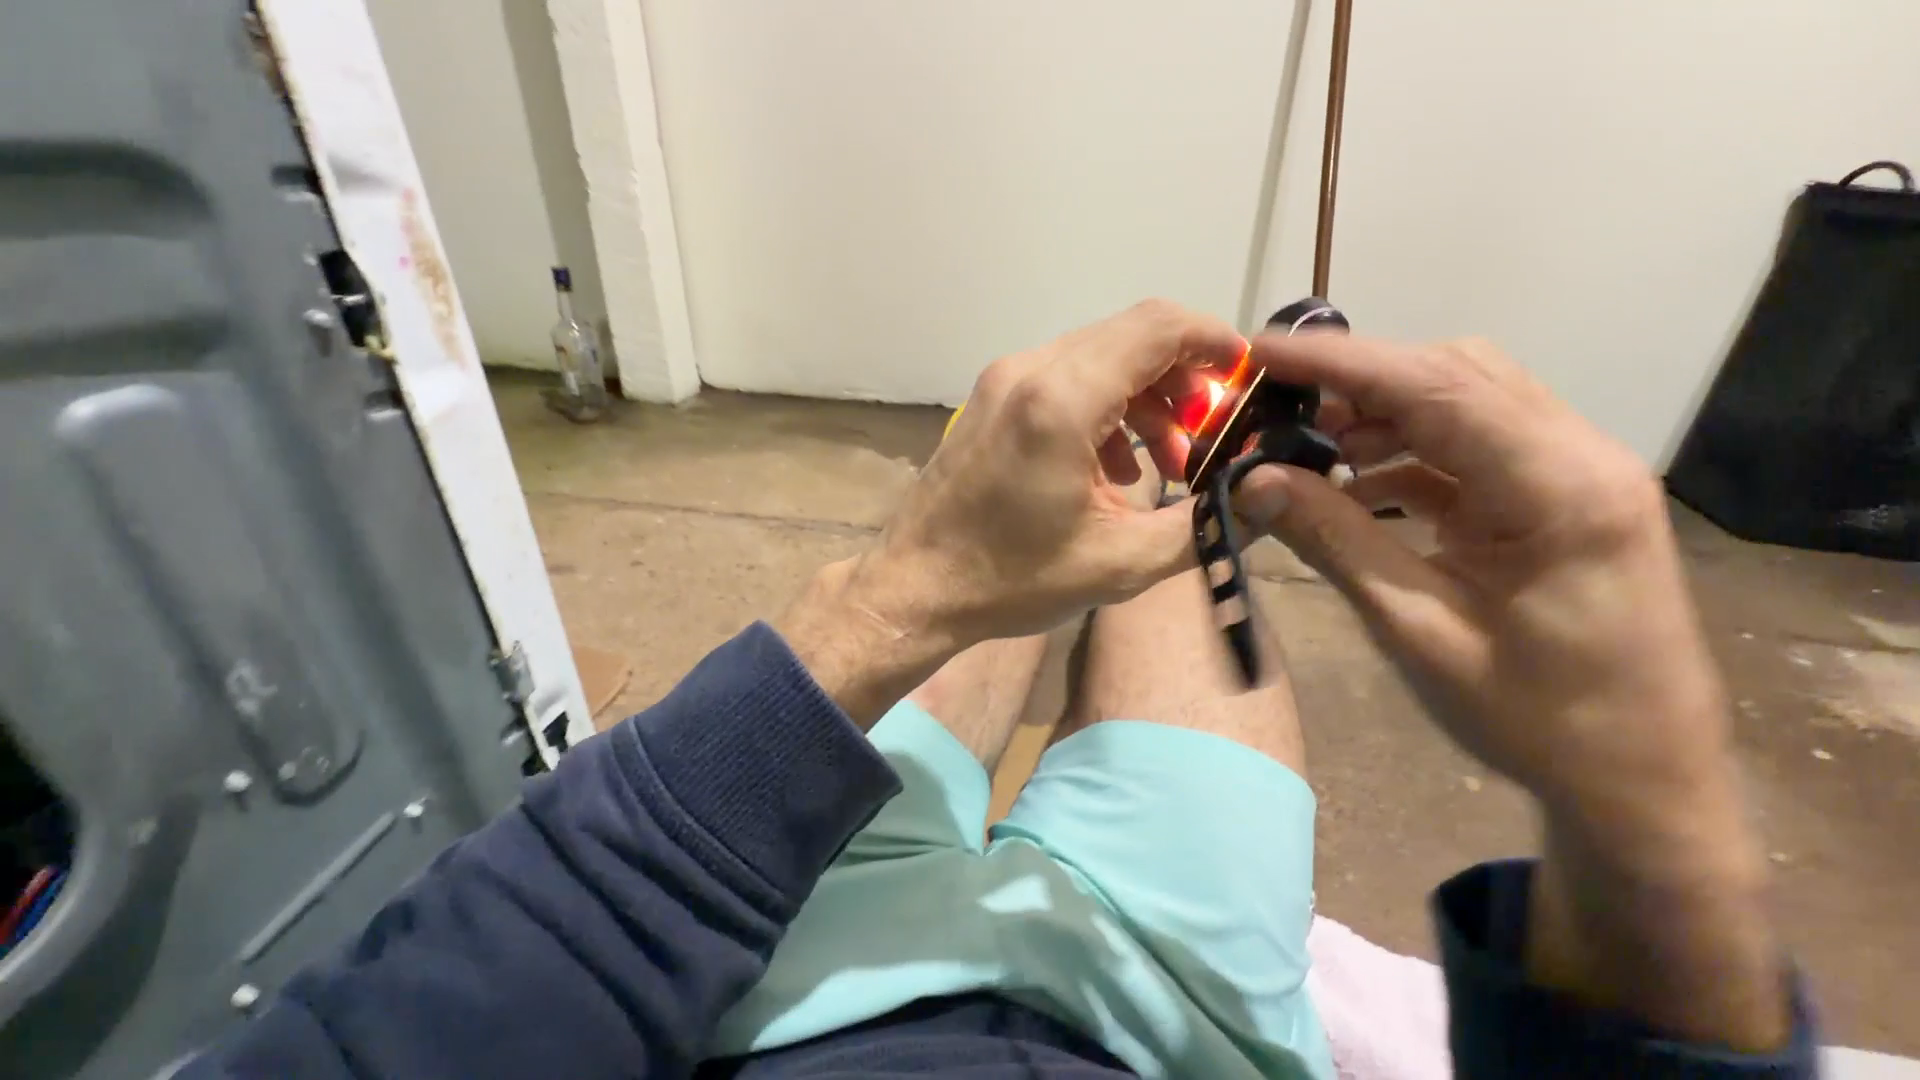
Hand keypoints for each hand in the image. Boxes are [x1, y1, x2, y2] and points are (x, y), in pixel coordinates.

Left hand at [777, 300, 1241, 723]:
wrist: (917, 587)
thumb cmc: (1013, 580)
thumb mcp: (1122, 563)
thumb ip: (1205, 524)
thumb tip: (1268, 491)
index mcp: (1061, 400)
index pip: (1157, 327)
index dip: (1213, 339)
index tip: (1244, 376)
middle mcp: (1029, 371)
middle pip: (1130, 337)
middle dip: (1183, 378)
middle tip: (1207, 437)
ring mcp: (1002, 381)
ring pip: (1097, 356)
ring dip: (1145, 397)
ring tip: (1168, 460)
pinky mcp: (989, 400)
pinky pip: (1064, 379)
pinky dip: (1105, 407)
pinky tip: (1114, 469)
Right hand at [1235, 333, 1785, 1049]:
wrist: (1639, 778)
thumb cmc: (1532, 716)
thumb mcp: (1417, 629)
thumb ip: (1334, 541)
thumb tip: (1251, 480)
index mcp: (1559, 486)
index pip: (1436, 386)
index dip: (1340, 362)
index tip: (1261, 351)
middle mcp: (1579, 455)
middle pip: (1456, 375)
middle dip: (1356, 380)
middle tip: (1274, 404)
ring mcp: (1574, 473)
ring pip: (1466, 402)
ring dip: (1381, 414)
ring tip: (1306, 448)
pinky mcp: (1558, 497)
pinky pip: (1473, 447)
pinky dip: (1407, 453)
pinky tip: (1356, 486)